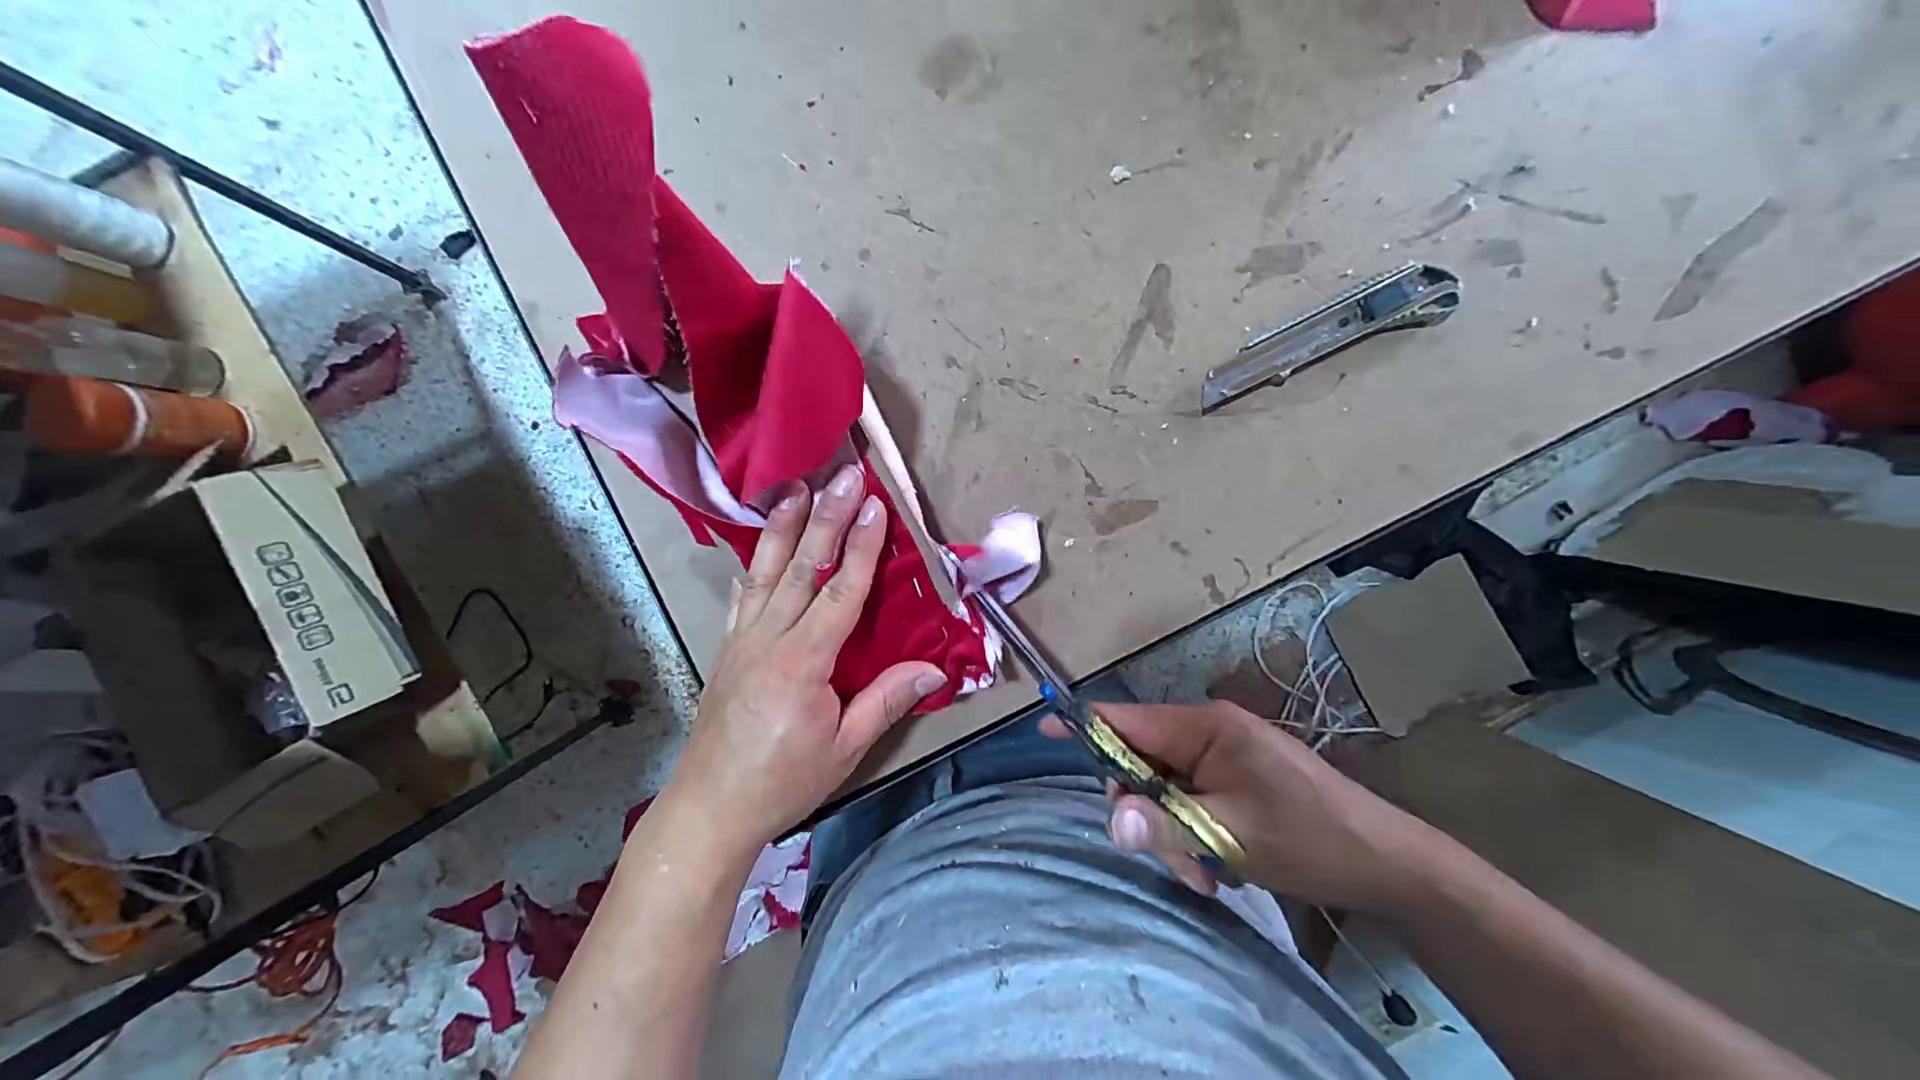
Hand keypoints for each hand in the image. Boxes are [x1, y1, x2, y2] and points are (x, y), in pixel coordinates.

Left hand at [668, 463, 947, 853]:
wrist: (711, 807)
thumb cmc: (783, 782)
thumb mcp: (845, 749)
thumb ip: (886, 701)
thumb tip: (933, 669)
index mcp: (803, 661)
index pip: (841, 592)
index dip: (862, 547)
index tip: (875, 506)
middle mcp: (769, 639)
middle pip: (804, 567)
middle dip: (827, 517)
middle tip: (843, 475)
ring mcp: (742, 640)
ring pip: (767, 572)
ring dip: (784, 527)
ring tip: (796, 487)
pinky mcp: (727, 650)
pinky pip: (743, 598)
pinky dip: (753, 568)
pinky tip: (757, 550)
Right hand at [1045, 701, 1440, 915]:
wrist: (1386, 861)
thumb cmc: (1310, 836)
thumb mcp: (1232, 835)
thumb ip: (1165, 824)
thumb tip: (1108, 819)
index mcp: (1205, 728)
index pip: (1126, 719)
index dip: (1084, 726)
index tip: (1043, 732)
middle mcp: (1207, 733)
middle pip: (1141, 763)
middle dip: (1143, 812)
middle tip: (1171, 858)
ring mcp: (1221, 756)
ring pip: (1163, 789)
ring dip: (1171, 832)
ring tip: (1203, 874)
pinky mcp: (1233, 779)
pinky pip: (1189, 800)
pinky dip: (1191, 834)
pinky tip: (1215, 867)